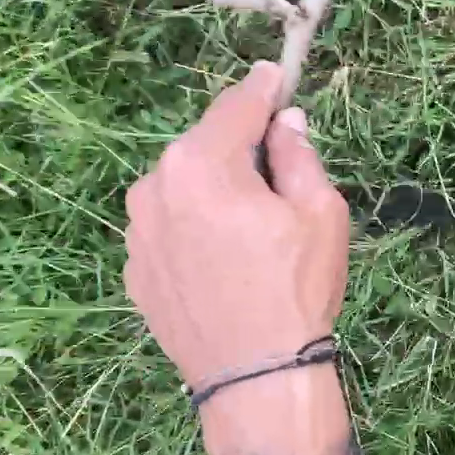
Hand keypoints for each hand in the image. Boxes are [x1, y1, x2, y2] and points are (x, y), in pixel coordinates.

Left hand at [124, 62, 349, 406]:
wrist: (255, 378)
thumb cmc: (296, 290)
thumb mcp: (321, 215)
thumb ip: (300, 156)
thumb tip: (286, 124)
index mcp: (200, 164)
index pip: (236, 107)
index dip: (262, 89)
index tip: (276, 77)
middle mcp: (154, 187)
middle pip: (204, 148)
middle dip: (240, 153)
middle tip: (279, 183)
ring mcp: (136, 232)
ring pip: (183, 191)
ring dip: (214, 194)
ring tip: (251, 239)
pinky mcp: (134, 271)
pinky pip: (168, 231)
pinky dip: (194, 232)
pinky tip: (225, 267)